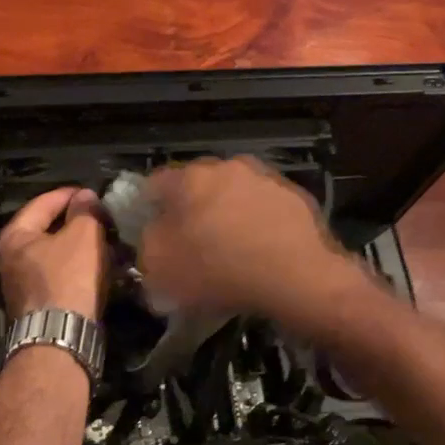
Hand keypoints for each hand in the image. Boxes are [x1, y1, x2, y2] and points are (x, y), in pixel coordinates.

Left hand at [0, 187, 107, 318]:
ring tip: (103, 242)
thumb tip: (85, 197)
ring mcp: (20, 285)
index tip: (92, 193)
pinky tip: (95, 269)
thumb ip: (85, 211)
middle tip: (99, 217)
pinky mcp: (35, 305)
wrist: (60, 336)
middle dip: (73, 223)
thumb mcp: (83, 236)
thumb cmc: (68, 278)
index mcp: (14, 236)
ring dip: (77, 247)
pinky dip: (75, 269)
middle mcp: (10, 258)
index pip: (42, 203)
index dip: (69, 195)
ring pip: (53, 255)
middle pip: (45, 230)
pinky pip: (57, 276)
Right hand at [138, 156, 366, 328]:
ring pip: (234, 194)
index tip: (152, 234)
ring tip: (230, 250)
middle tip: (191, 243)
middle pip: (197, 186)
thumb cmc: (218, 271)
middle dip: (191, 210)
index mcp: (189, 178)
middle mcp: (227, 166)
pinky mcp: (296, 196)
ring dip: (227, 215)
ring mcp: (266, 178)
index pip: (154, 184)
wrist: (298, 278)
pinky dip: (258, 225)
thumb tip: (153, 236)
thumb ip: (146, 245)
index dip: (148, 209)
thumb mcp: (160, 269)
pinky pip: (265, 209)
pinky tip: (260, 253)